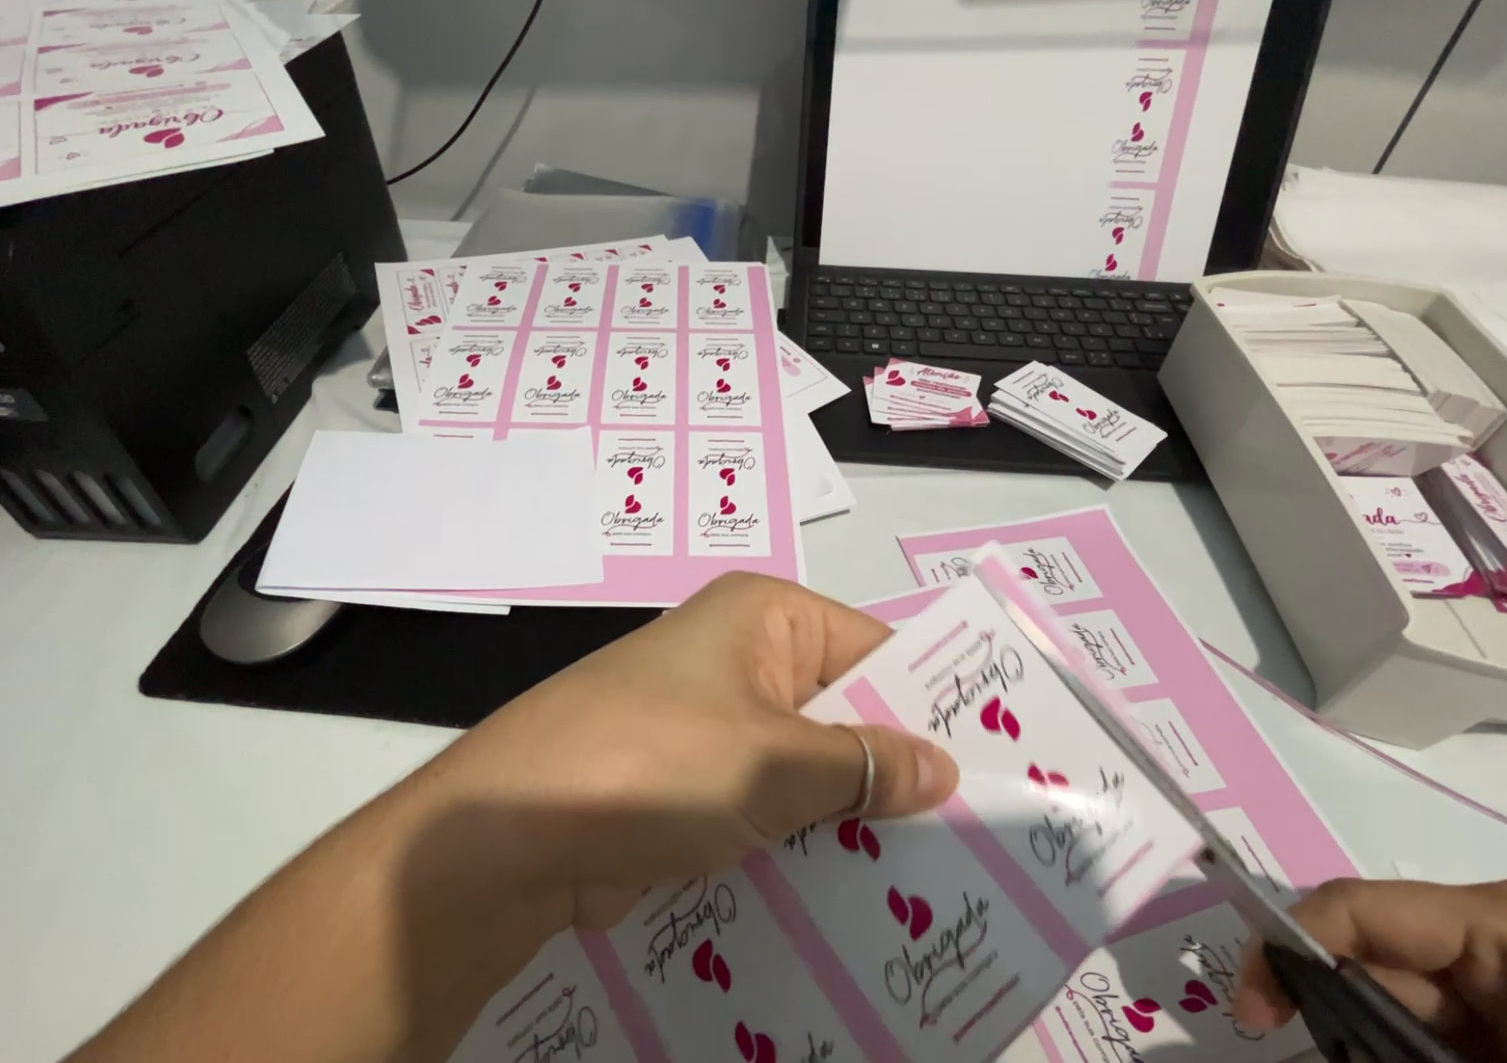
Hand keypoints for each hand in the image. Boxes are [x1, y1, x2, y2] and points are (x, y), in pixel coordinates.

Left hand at [421, 571, 961, 932]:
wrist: (512, 834)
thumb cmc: (656, 764)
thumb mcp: (776, 762)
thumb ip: (867, 765)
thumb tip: (942, 769)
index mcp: (766, 617)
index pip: (878, 648)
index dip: (934, 703)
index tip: (994, 764)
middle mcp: (741, 658)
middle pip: (845, 709)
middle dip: (897, 768)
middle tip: (979, 832)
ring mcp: (712, 723)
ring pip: (808, 765)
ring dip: (852, 814)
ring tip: (934, 873)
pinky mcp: (690, 783)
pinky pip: (768, 805)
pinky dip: (804, 839)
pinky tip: (855, 889)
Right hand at [1235, 876, 1506, 1062]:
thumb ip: (1397, 1039)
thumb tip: (1301, 1037)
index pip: (1363, 908)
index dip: (1289, 948)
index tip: (1254, 1017)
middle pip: (1382, 957)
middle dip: (1334, 1004)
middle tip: (1302, 1046)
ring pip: (1408, 997)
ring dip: (1370, 1034)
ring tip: (1352, 1052)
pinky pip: (1448, 1024)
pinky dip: (1410, 1046)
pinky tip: (1388, 1054)